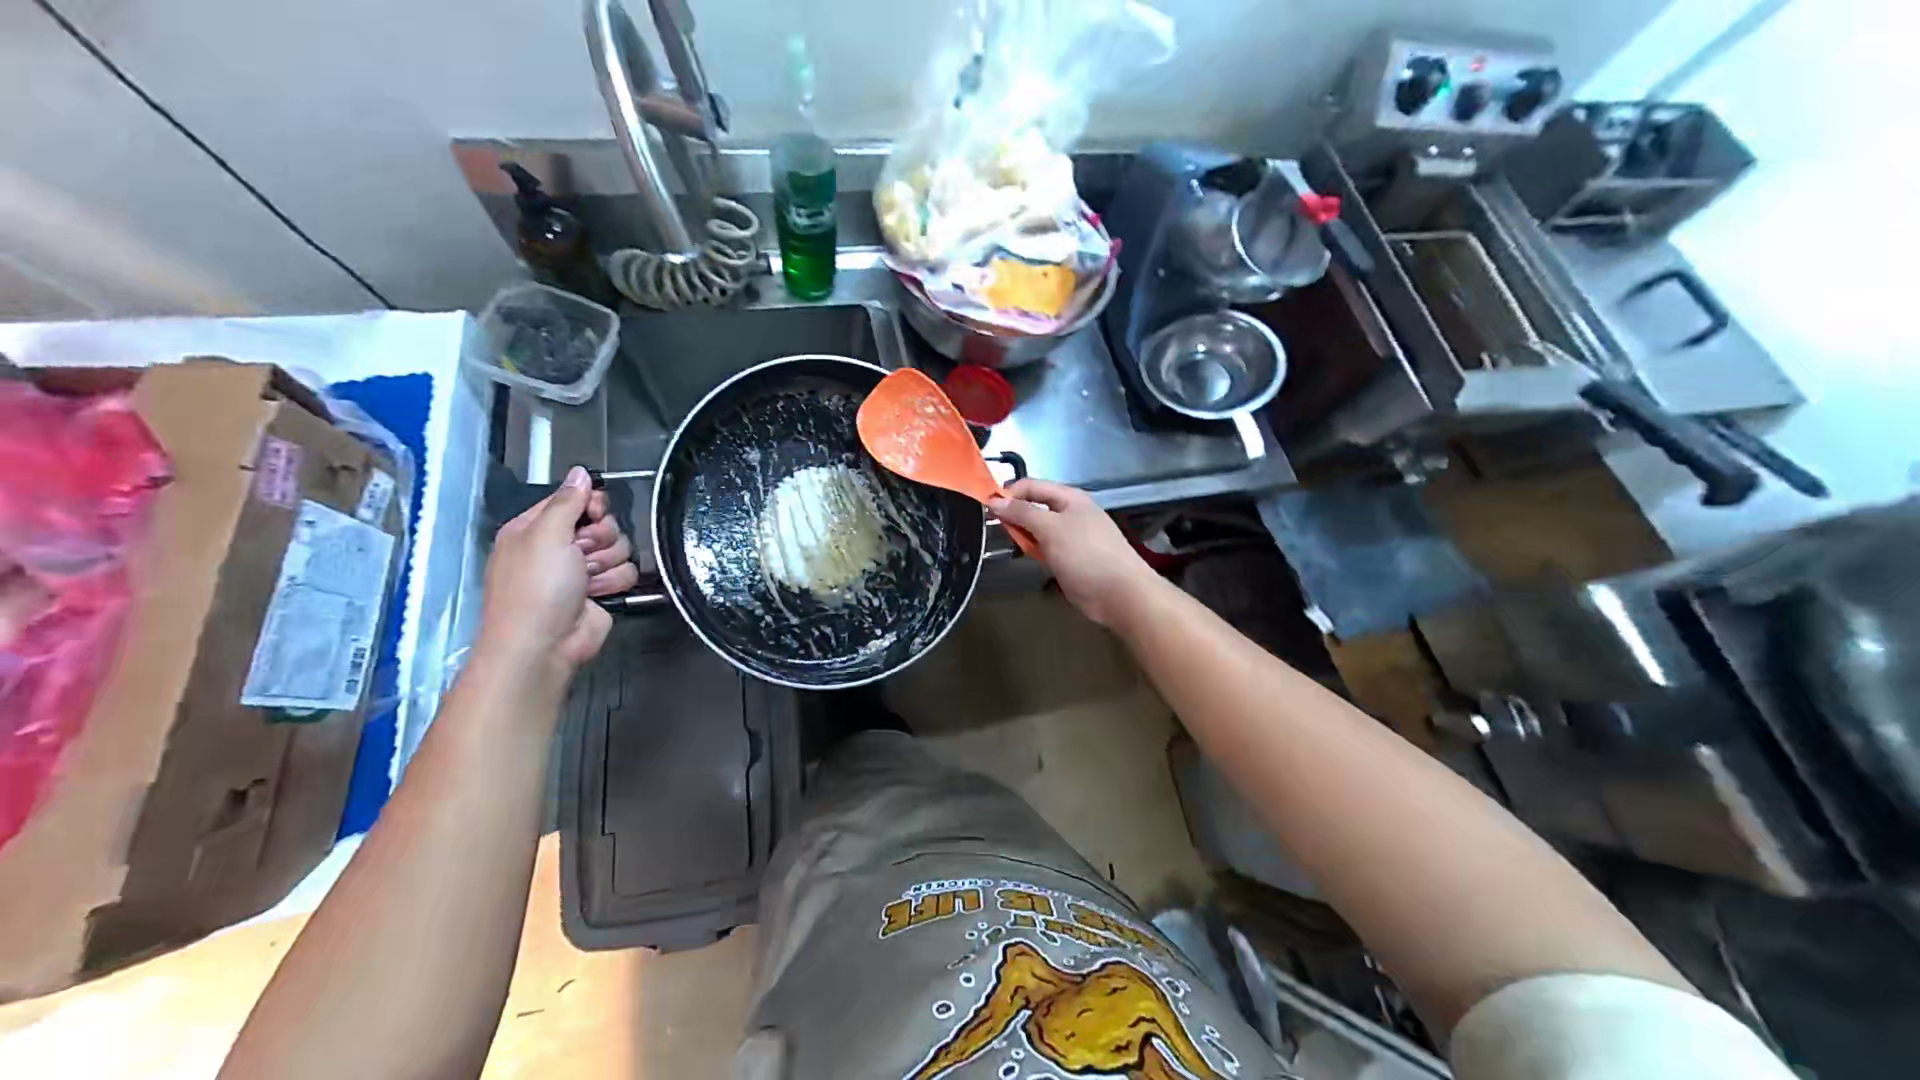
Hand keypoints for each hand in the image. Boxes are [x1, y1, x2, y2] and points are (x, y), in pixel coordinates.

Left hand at [476, 466, 640, 685]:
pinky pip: (626, 572)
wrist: (543, 644)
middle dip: (600, 539)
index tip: (594, 515)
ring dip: (607, 563)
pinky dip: (614, 582)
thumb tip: (580, 472)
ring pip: (619, 547)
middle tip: (582, 555)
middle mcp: (560, 546)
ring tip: (586, 580)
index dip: (591, 505)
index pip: (577, 499)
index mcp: (536, 528)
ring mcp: (582, 569)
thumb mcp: (545, 534)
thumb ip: (567, 501)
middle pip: (604, 523)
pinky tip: (597, 594)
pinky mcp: (602, 590)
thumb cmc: (535, 587)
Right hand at [988, 478, 1161, 628]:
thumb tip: (995, 501)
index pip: (1031, 486)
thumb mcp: (1050, 528)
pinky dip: (1035, 549)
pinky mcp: (1072, 558)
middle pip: (1035, 505)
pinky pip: (1047, 546)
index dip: (1008, 494)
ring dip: (1024, 533)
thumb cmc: (1086, 554)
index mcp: (1070, 498)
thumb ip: (1022, 513)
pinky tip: (1026, 556)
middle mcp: (1071, 513)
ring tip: (1007, 542)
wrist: (1120, 594)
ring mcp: (1073, 536)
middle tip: (992, 528)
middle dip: (1014, 514)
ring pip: (1040, 528)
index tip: (986, 509)